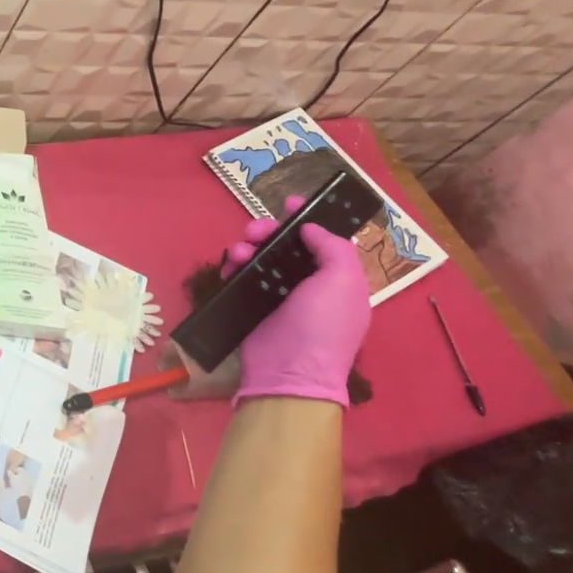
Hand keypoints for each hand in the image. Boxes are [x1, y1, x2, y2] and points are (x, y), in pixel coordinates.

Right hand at [221, 194, 371, 407]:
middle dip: (269, 231)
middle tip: (254, 230)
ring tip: (238, 252)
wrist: (288, 370)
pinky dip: (234, 267)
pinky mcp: (252, 305)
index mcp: (336, 279)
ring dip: (248, 247)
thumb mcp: (342, 282)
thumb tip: (310, 228)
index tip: (288, 202)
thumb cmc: (322, 325)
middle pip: (285, 245)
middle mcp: (308, 284)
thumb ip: (333, 247)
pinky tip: (230, 267)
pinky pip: (241, 277)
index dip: (306, 218)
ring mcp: (278, 296)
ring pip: (260, 258)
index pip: (323, 240)